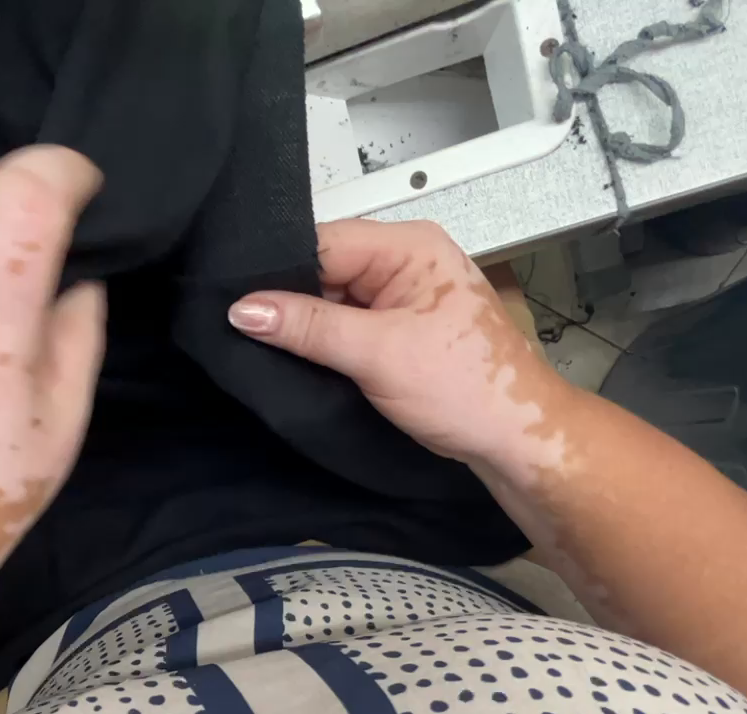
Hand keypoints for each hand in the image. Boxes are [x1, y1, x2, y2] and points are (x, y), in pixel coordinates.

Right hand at [227, 219, 581, 487]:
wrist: (509, 437)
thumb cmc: (468, 388)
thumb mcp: (378, 353)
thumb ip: (309, 328)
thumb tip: (246, 310)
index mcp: (409, 247)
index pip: (323, 242)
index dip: (278, 270)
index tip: (237, 301)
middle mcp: (402, 263)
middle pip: (321, 270)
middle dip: (286, 300)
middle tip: (244, 328)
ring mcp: (396, 298)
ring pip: (327, 301)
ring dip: (301, 326)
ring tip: (264, 346)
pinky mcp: (391, 330)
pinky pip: (341, 326)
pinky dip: (319, 344)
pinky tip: (295, 357)